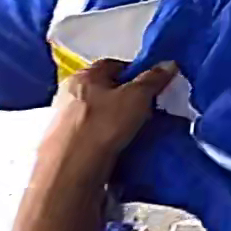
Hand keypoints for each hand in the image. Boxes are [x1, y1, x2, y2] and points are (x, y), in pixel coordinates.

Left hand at [37, 59, 175, 171]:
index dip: (138, 71)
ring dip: (119, 111)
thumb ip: (154, 78)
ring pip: (100, 106)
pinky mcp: (63, 136)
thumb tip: (168, 64)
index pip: (115, 64)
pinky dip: (108, 127)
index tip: (154, 83)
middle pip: (106, 86)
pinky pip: (93, 124)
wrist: (72, 166)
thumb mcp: (138, 96)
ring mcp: (62, 115)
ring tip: (138, 122)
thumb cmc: (104, 123)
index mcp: (82, 76)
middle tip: (150, 102)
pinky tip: (120, 136)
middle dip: (129, 92)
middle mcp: (67, 92)